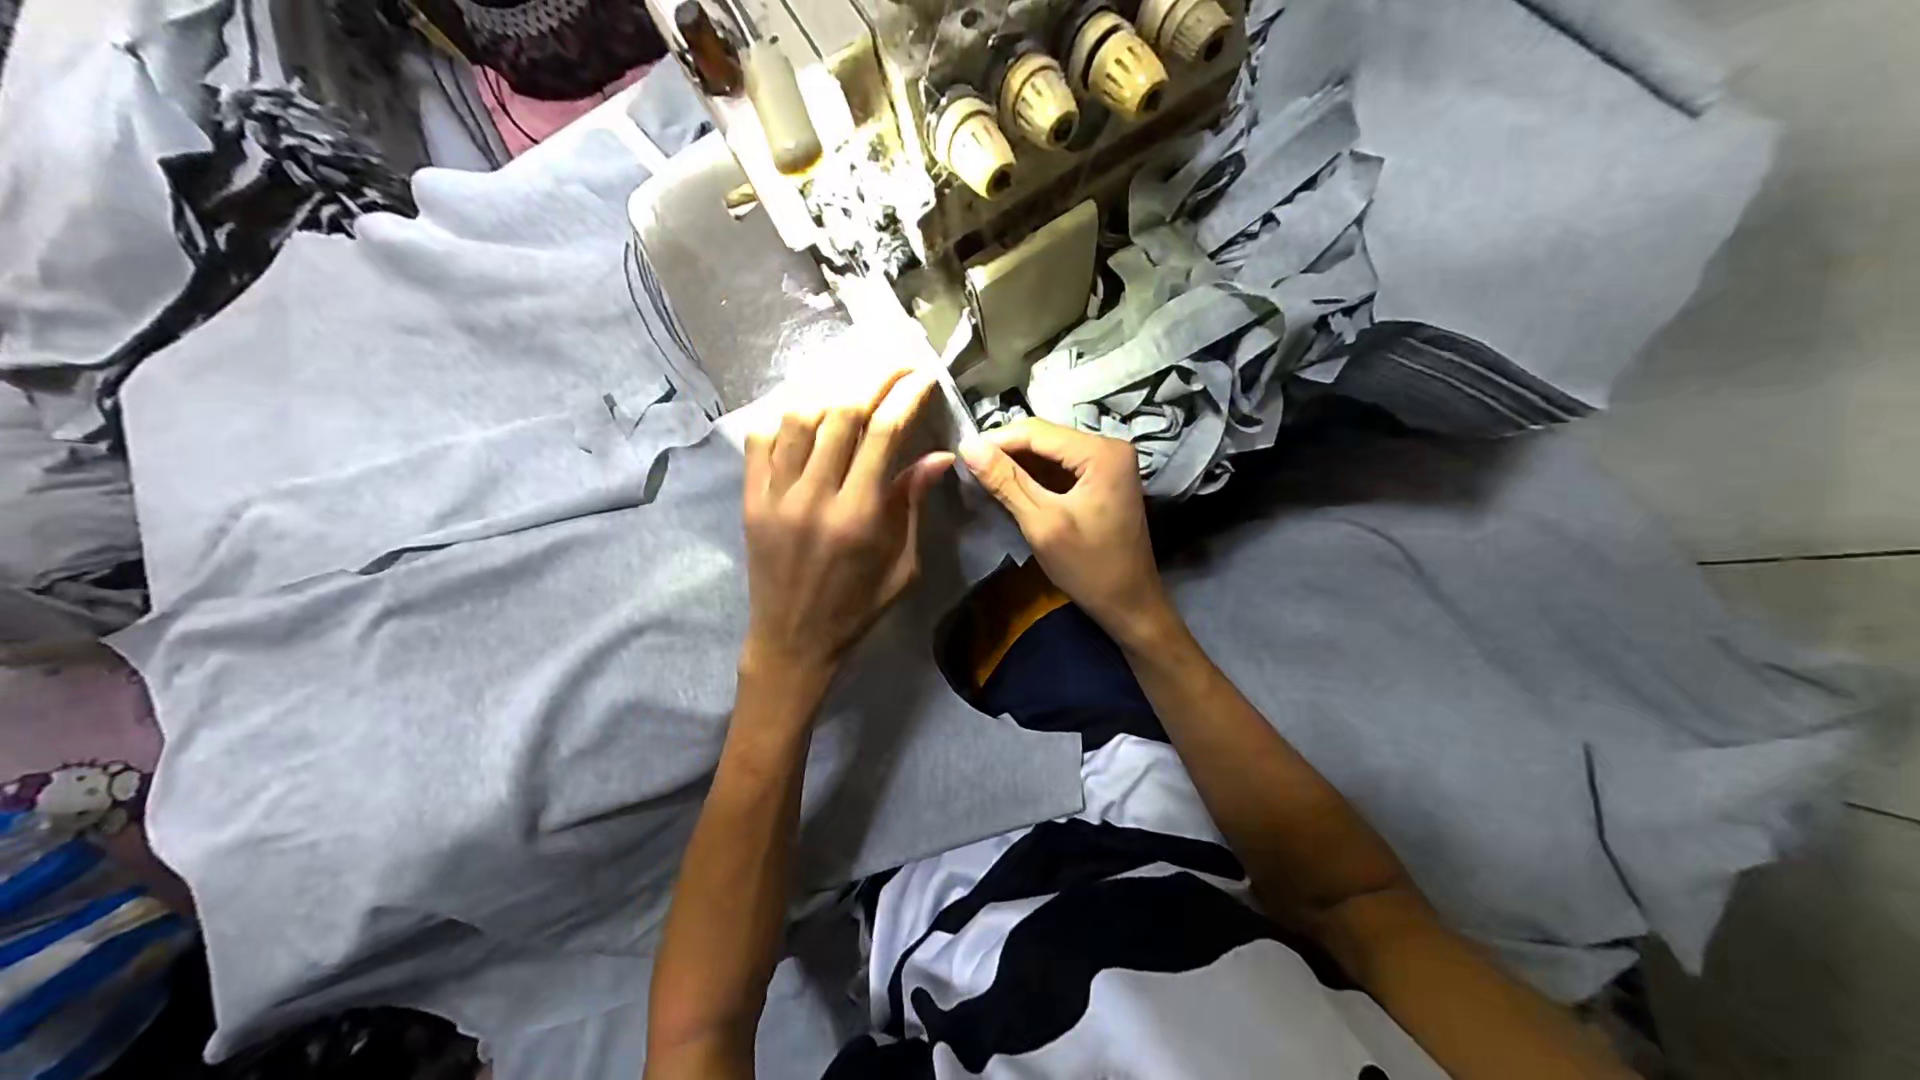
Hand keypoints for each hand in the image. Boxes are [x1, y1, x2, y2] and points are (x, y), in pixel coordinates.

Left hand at [740, 369, 953, 692]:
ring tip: (851, 387)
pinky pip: (760, 440)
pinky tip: (805, 414)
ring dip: (830, 393)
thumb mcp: (902, 567)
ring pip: (798, 419)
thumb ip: (913, 506)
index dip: (906, 397)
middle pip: (841, 413)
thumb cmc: (857, 609)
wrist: (792, 641)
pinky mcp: (750, 500)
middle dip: (872, 381)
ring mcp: (775, 496)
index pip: (884, 434)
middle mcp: (814, 496)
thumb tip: (939, 456)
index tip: (922, 377)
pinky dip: (783, 418)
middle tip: (893, 368)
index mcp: (858, 516)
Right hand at [958, 419, 1174, 648]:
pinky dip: (1036, 476)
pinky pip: (1061, 467)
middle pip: (1045, 438)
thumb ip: (1005, 481)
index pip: (1037, 431)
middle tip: (970, 467)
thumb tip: (968, 445)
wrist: (1130, 603)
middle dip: (1007, 451)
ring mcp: (1109, 463)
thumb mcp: (1042, 522)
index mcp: (1101, 452)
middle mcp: (1109, 446)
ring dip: (1018, 464)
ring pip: (1050, 452)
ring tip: (984, 477)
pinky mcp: (1103, 479)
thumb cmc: (1089, 567)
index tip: (962, 454)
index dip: (997, 440)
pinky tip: (1011, 486)